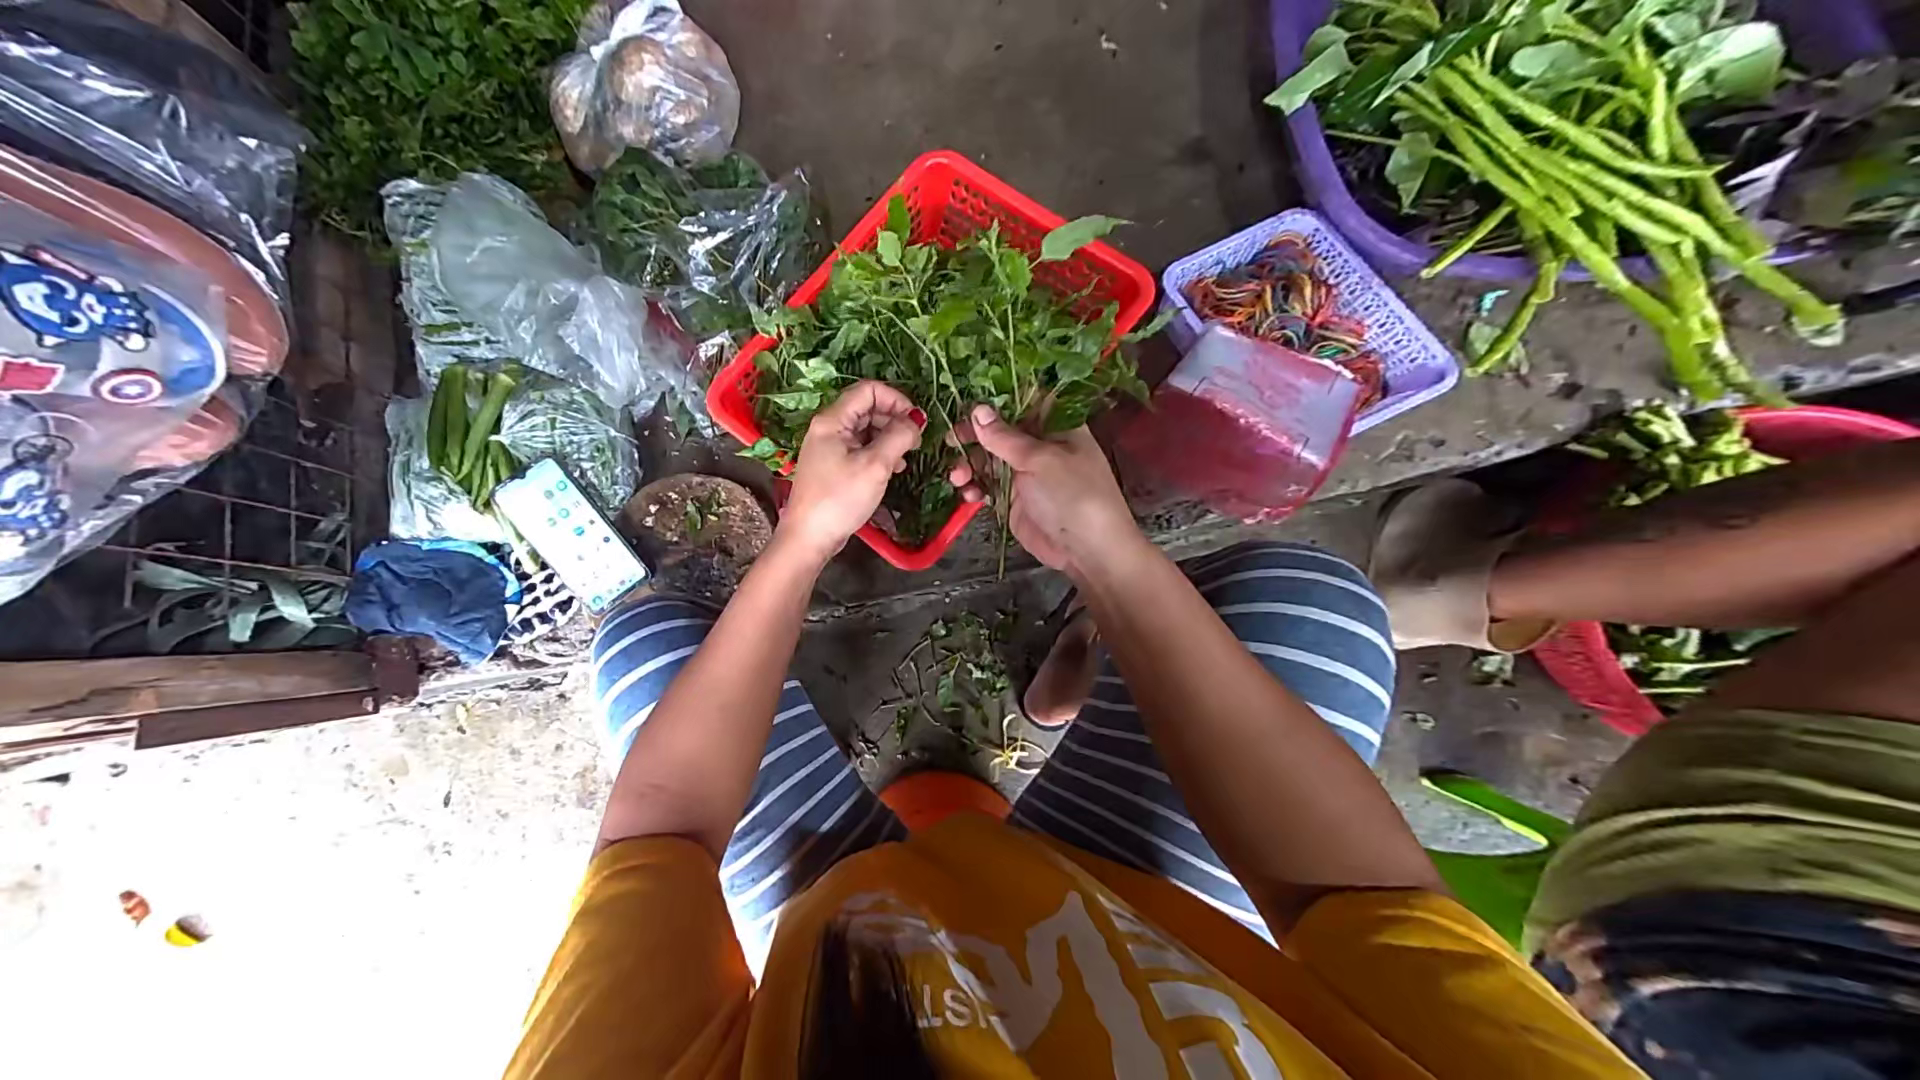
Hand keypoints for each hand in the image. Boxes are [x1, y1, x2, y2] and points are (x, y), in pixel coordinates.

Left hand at [780, 380, 926, 560]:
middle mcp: (828, 427)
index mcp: (833, 420)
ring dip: (889, 437)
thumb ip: (898, 437)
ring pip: (866, 428)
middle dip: (895, 419)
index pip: (869, 390)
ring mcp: (829, 446)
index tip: (916, 421)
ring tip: (905, 458)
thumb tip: (915, 420)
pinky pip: (860, 447)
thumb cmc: (840, 500)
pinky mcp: (833, 465)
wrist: (809, 537)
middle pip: (868, 407)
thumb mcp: (875, 466)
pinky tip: (892, 468)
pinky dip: (879, 452)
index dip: (897, 399)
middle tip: (916, 442)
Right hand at [950, 404, 1142, 577]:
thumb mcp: (1040, 460)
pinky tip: (969, 496)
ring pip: (988, 460)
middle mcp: (1039, 446)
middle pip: (999, 432)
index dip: (994, 403)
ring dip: (969, 465)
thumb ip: (1005, 437)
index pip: (1021, 403)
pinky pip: (987, 487)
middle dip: (973, 437)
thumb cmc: (1073, 494)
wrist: (1087, 549)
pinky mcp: (1014, 500)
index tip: (966, 406)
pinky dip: (975, 489)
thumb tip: (978, 410)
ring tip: (958, 477)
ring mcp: (1025, 474)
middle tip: (952, 441)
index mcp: (1055, 426)